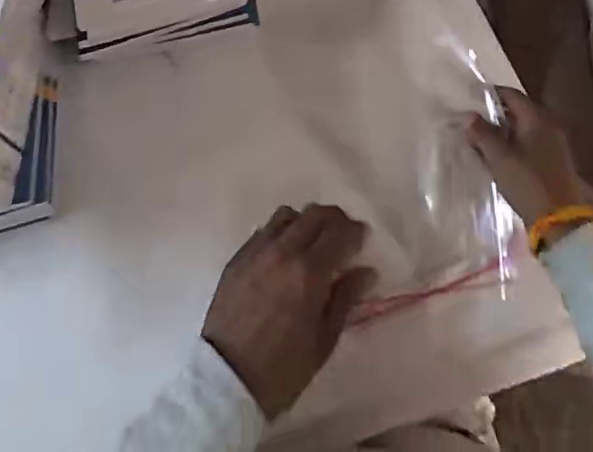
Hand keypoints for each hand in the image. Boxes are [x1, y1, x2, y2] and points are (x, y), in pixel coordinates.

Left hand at [201, 204, 378, 419]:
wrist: (227, 379)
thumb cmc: (284, 367)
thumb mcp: (324, 339)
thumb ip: (345, 298)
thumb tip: (365, 271)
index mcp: (309, 271)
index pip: (339, 232)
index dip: (355, 231)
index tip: (362, 239)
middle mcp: (283, 250)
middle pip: (315, 213)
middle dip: (334, 219)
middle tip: (342, 235)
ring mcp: (257, 249)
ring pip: (287, 215)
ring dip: (305, 221)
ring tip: (311, 242)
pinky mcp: (238, 256)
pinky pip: (264, 229)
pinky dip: (281, 232)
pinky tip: (284, 253)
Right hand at [466, 86, 592, 243]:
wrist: (560, 221)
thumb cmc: (527, 182)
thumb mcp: (498, 157)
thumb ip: (482, 133)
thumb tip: (468, 115)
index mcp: (537, 118)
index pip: (511, 94)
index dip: (489, 94)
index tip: (469, 100)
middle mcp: (549, 125)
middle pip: (517, 110)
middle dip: (493, 114)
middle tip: (471, 121)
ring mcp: (554, 144)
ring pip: (522, 128)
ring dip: (502, 131)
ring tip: (480, 140)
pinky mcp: (554, 161)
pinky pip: (529, 143)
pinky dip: (512, 144)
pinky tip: (497, 156)